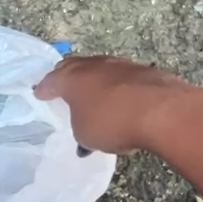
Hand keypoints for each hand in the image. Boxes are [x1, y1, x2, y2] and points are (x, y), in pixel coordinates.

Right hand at [35, 55, 194, 154]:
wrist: (162, 110)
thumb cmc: (112, 122)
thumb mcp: (85, 135)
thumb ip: (81, 130)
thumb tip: (85, 131)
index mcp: (71, 78)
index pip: (51, 81)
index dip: (44, 89)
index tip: (40, 93)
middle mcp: (93, 66)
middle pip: (74, 67)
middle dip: (67, 77)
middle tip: (63, 87)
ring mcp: (120, 65)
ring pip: (101, 71)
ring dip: (97, 82)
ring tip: (96, 97)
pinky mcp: (145, 72)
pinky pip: (124, 79)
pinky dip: (120, 89)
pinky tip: (124, 103)